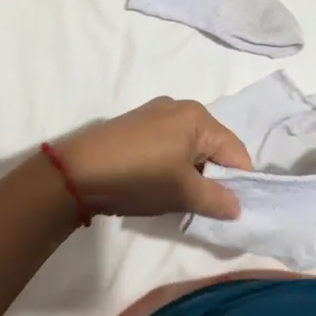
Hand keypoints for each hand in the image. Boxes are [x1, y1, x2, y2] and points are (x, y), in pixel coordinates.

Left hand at [54, 97, 252, 219]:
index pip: (236, 152)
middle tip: (203, 204)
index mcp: (198, 117)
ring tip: (177, 197)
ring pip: (190, 147)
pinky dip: (171, 165)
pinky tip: (156, 184)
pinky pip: (168, 144)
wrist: (75, 172)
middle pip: (213, 147)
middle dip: (213, 177)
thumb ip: (217, 200)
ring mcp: (154, 113)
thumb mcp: (183, 193)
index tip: (231, 208)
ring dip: (191, 173)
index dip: (240, 183)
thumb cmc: (138, 178)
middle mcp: (180, 107)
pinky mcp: (134, 125)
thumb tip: (237, 207)